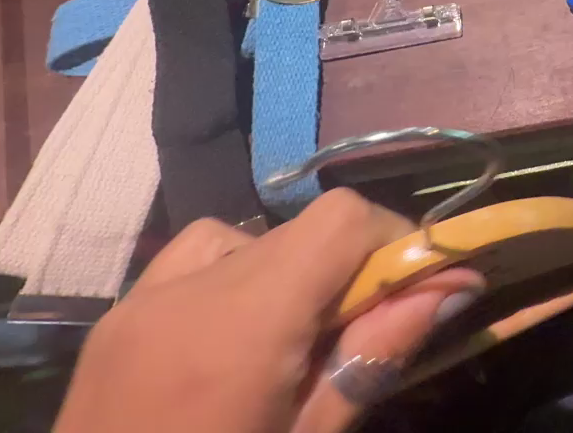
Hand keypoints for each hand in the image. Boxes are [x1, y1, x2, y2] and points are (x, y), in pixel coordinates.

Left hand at [53, 189, 483, 432]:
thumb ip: (378, 353)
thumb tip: (453, 284)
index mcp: (245, 324)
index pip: (342, 219)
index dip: (391, 238)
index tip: (413, 285)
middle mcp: (193, 288)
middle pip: (307, 226)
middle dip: (353, 261)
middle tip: (363, 327)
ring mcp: (146, 296)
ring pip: (261, 235)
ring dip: (300, 267)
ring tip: (296, 333)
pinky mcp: (120, 312)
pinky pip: (202, 250)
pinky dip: (241, 265)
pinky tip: (237, 321)